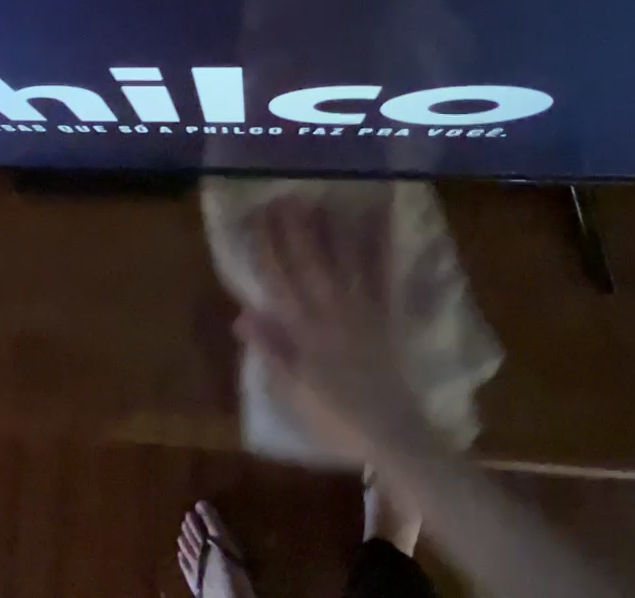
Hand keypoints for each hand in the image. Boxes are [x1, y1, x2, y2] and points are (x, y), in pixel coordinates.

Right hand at [233, 198, 428, 462]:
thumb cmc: (336, 420)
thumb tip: (242, 314)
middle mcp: (330, 313)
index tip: (256, 218)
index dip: (266, 247)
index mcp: (302, 332)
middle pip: (308, 262)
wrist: (393, 436)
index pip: (278, 281)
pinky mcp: (386, 314)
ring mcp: (361, 310)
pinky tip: (378, 218)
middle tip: (284, 197)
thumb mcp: (293, 393)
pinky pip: (382, 273)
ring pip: (343, 261)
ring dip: (331, 228)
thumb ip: (270, 351)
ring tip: (322, 200)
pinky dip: (381, 244)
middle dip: (294, 228)